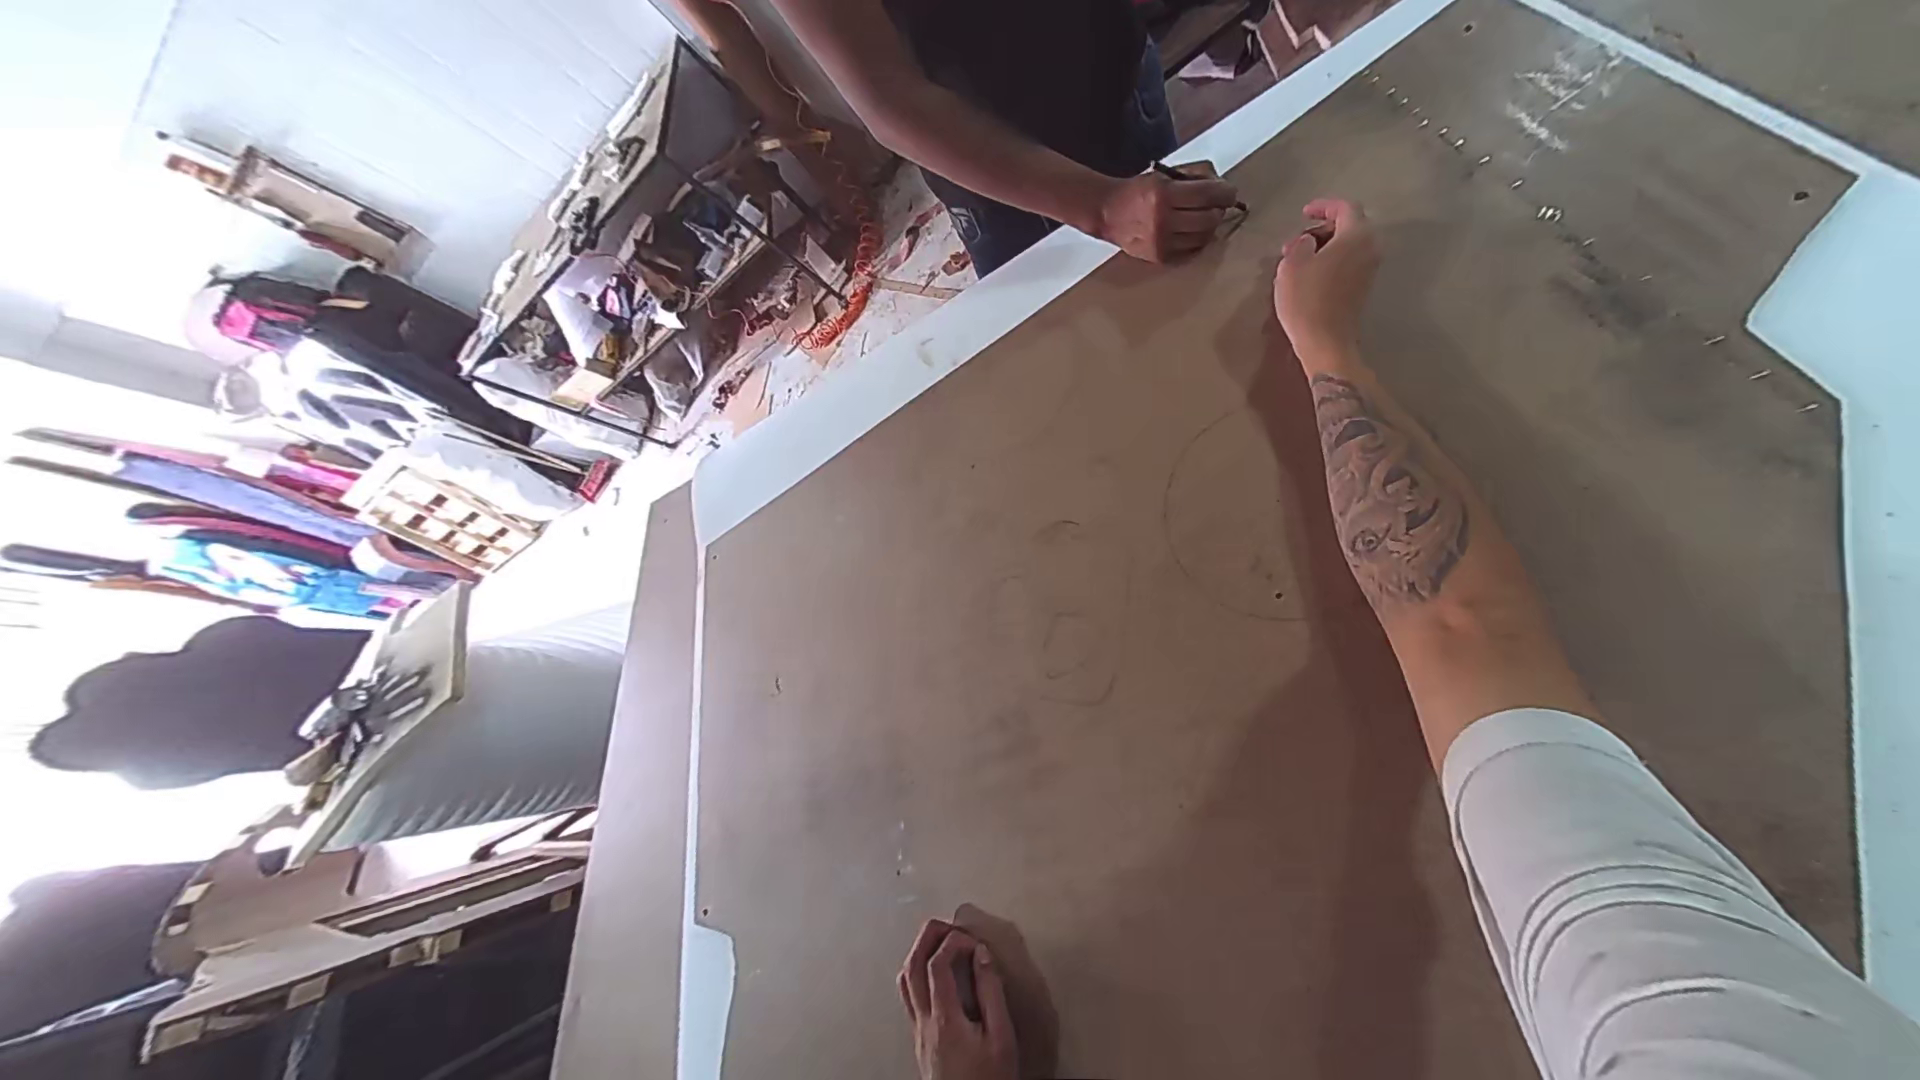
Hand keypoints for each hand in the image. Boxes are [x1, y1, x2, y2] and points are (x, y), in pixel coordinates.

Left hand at [899, 920, 1017, 1079]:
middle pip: (912, 965)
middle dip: (928, 936)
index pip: (936, 964)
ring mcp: (917, 1031)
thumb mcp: (1002, 1039)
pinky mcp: (918, 1040)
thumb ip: (991, 992)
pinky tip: (935, 973)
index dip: (954, 942)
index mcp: (944, 1018)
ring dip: (919, 952)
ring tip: (941, 941)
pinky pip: (908, 995)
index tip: (975, 941)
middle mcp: (923, 1021)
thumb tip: (981, 954)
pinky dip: (917, 972)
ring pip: (904, 980)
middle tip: (950, 925)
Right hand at [1094, 162, 1239, 261]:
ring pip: (1203, 237)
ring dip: (1209, 227)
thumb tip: (1221, 187)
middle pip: (1209, 219)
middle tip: (1215, 206)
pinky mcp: (1159, 257)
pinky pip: (1191, 252)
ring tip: (1203, 218)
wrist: (1108, 213)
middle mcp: (1163, 221)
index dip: (1225, 193)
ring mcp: (1161, 243)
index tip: (1230, 192)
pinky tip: (1192, 232)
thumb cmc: (1138, 191)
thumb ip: (1194, 176)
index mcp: (1164, 194)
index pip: (1208, 194)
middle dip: (1218, 210)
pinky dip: (1197, 241)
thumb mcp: (1164, 175)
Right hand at [1273, 198, 1380, 359]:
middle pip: (1350, 225)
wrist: (1325, 340)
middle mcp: (1370, 247)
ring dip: (1326, 246)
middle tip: (1297, 240)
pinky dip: (1332, 260)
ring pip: (1349, 245)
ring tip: (1300, 259)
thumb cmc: (1306, 300)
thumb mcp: (1292, 266)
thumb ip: (1300, 244)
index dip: (1323, 207)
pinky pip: (1349, 262)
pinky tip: (1311, 273)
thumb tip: (1307, 241)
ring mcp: (1370, 268)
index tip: (1304, 212)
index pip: (1345, 208)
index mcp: (1356, 235)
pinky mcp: (1362, 287)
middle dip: (1323, 228)